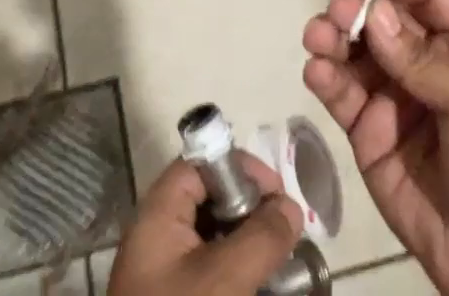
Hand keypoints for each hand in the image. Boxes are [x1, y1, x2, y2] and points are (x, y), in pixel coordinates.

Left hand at [107, 155, 306, 295]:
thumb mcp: (223, 279)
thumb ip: (261, 237)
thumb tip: (290, 206)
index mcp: (158, 214)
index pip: (199, 165)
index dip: (239, 169)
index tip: (278, 194)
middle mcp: (160, 235)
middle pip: (211, 202)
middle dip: (253, 212)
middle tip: (287, 235)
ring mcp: (168, 271)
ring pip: (217, 240)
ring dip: (252, 247)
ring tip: (285, 265)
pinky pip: (214, 273)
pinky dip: (241, 275)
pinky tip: (266, 287)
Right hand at [302, 0, 448, 295]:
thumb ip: (425, 63)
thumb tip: (372, 13)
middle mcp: (431, 67)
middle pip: (386, 20)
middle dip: (358, 8)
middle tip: (336, 11)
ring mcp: (398, 101)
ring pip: (357, 53)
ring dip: (334, 38)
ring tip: (318, 37)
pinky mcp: (369, 136)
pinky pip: (342, 96)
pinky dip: (325, 78)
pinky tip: (318, 72)